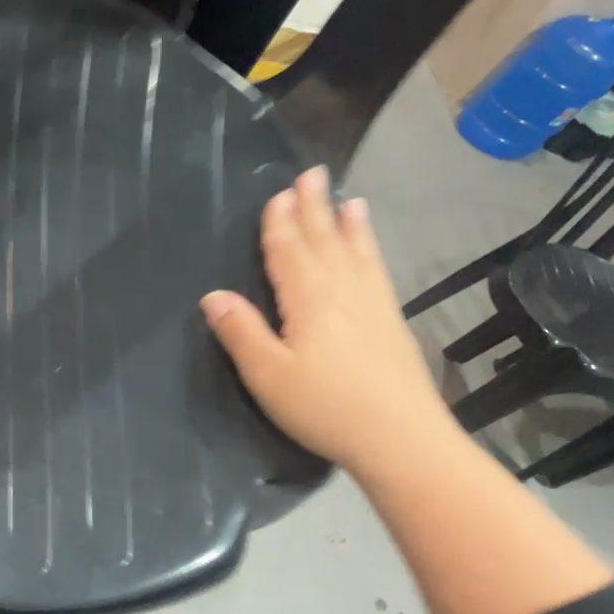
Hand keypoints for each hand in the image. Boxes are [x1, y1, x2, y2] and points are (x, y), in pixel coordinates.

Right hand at [200, 167, 457, 477]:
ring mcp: (373, 306)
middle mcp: (343, 293)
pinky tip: (368, 247)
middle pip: (324, 243)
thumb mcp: (267, 375)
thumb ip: (241, 332)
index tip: (277, 194)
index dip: (280, 225)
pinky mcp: (391, 322)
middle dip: (314, 210)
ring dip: (345, 224)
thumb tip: (213, 296)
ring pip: (355, 253)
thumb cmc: (324, 407)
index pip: (289, 254)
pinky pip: (376, 271)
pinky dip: (369, 250)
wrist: (400, 437)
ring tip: (344, 198)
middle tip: (310, 175)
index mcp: (308, 302)